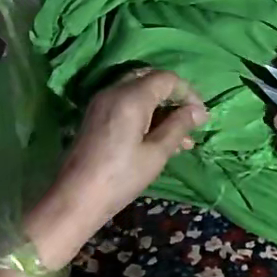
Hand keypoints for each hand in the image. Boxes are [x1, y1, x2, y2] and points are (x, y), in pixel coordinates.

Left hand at [24, 68, 206, 265]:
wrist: (75, 198)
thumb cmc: (121, 178)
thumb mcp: (156, 153)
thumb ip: (178, 127)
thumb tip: (198, 111)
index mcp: (131, 97)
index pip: (166, 79)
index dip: (188, 93)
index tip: (201, 116)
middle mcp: (114, 91)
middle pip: (151, 80)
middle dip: (173, 98)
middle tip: (190, 123)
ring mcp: (102, 102)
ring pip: (138, 92)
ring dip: (160, 109)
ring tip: (180, 140)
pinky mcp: (95, 115)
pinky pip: (126, 103)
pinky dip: (145, 114)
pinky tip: (158, 139)